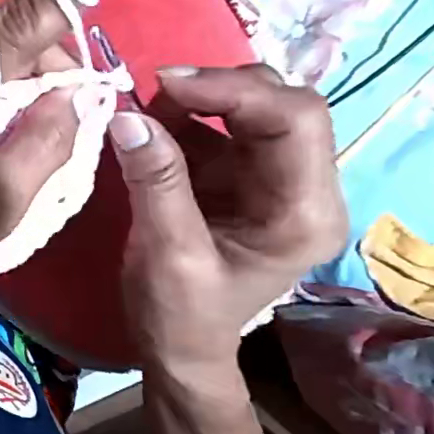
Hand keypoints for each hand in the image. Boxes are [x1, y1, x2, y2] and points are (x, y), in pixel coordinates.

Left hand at [0, 0, 165, 306]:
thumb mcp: (1, 202)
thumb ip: (49, 136)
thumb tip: (73, 89)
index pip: (26, 15)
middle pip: (16, 36)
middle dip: (57, 66)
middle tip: (75, 117)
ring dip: (31, 81)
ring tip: (34, 135)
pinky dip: (5, 87)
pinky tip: (7, 125)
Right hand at [108, 65, 347, 393]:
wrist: (179, 348)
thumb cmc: (181, 315)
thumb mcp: (167, 254)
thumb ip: (156, 183)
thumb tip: (128, 117)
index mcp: (305, 212)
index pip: (295, 120)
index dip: (234, 91)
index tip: (165, 85)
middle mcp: (302, 187)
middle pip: (280, 104)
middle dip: (215, 89)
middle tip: (151, 93)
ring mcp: (270, 178)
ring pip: (251, 107)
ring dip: (195, 100)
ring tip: (144, 113)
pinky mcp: (239, 176)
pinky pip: (219, 127)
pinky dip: (182, 116)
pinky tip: (150, 127)